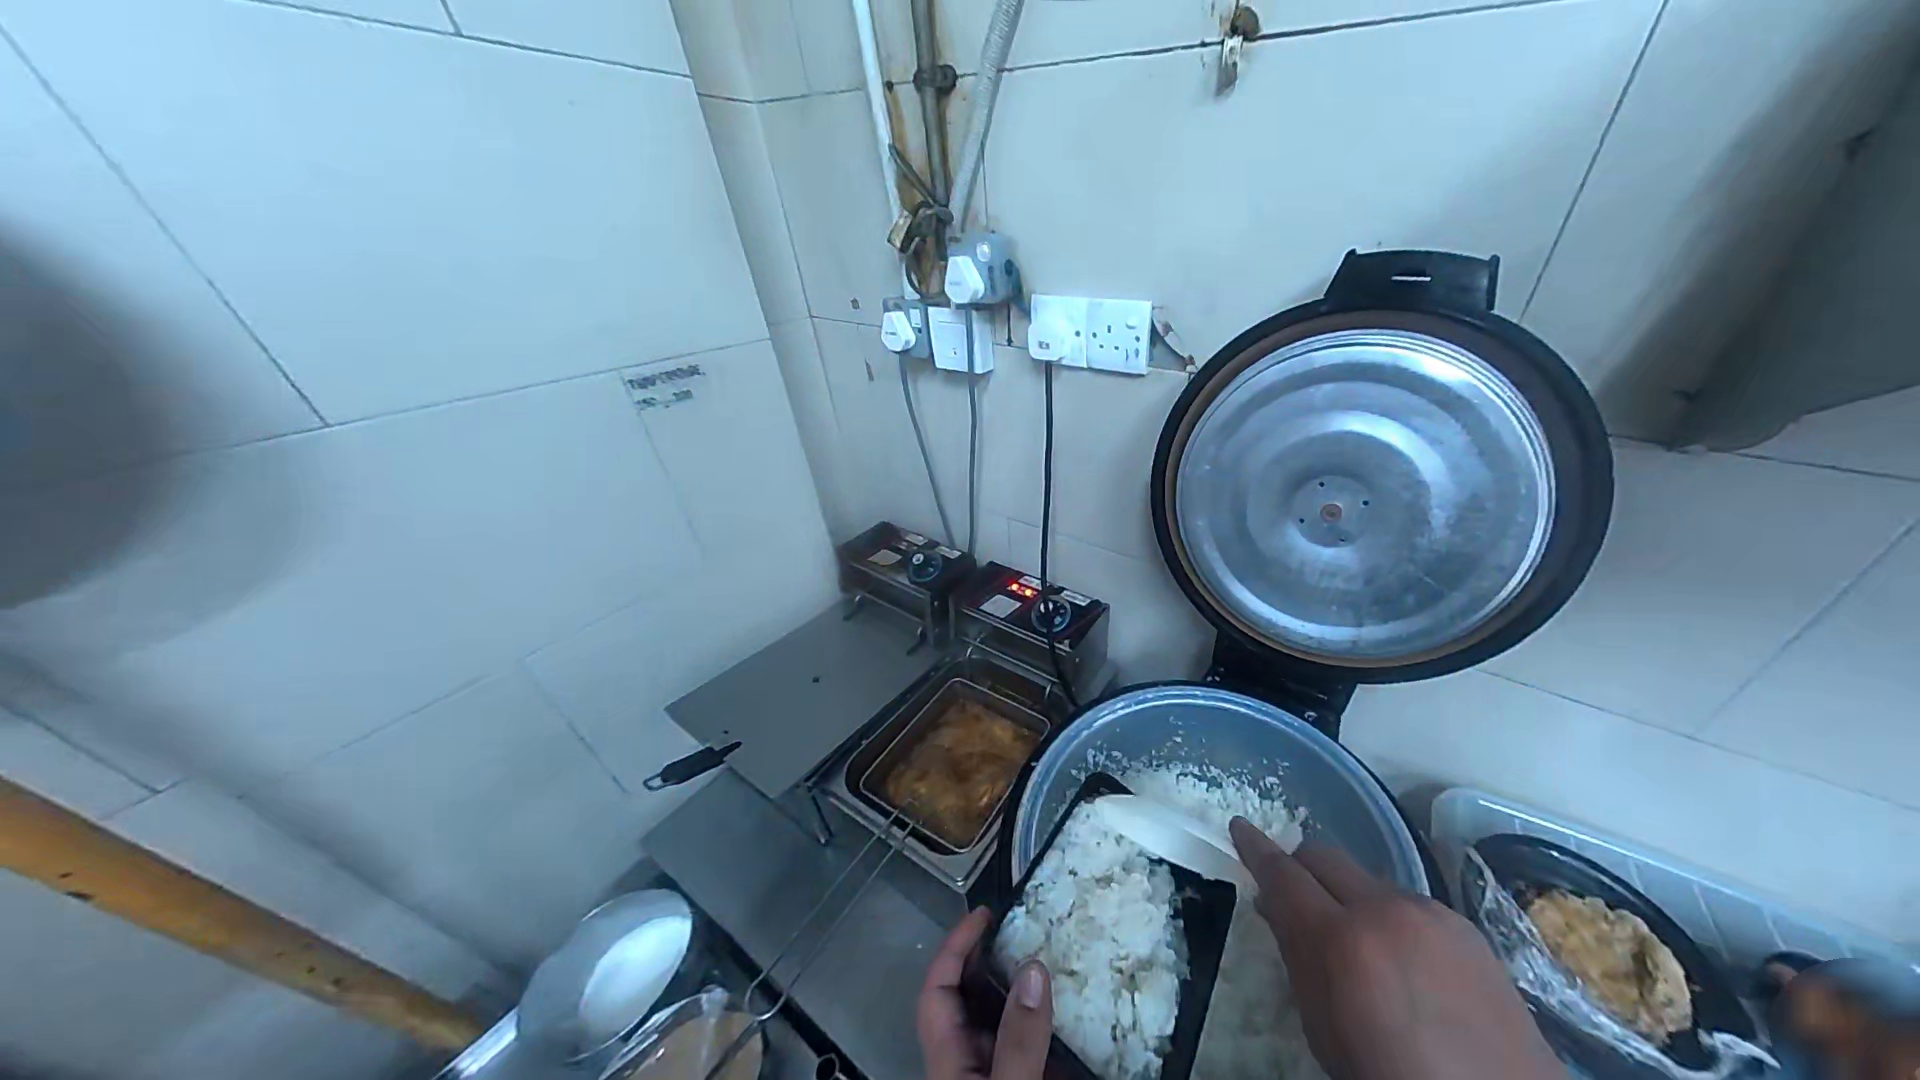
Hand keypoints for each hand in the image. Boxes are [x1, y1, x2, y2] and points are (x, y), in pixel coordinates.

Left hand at [917, 906, 1053, 1079]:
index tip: (984, 914)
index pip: (938, 986)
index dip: (956, 944)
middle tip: (1019, 929)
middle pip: (965, 997)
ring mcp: (984, 1073)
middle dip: (987, 958)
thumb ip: (1019, 1038)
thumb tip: (1034, 968)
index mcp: (946, 1057)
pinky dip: (1035, 1023)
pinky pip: (1017, 1045)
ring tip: (1043, 958)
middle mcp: (961, 1062)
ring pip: (994, 1018)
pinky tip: (1061, 1013)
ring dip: (1015, 988)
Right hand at [1229, 818, 1562, 1079]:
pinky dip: (1388, 914)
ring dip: (1346, 894)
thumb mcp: (1324, 1030)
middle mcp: (1387, 911)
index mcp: (1344, 941)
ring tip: (1356, 940)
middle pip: (1323, 855)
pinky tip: (1402, 957)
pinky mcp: (1467, 926)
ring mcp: (1433, 914)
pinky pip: (1407, 901)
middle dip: (1300, 867)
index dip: (1255, 848)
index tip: (1238, 827)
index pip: (1283, 874)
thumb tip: (1273, 906)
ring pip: (1366, 877)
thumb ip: (1296, 957)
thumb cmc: (1391, 1077)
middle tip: (1292, 896)